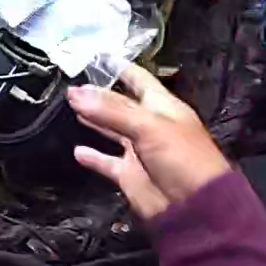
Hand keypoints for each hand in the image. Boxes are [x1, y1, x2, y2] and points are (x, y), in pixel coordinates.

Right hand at [68, 64, 232, 219]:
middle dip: (98, 92)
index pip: (138, 79)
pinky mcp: (129, 174)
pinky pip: (107, 161)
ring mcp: (138, 149)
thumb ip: (110, 109)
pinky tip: (78, 151)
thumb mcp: (148, 126)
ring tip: (70, 105)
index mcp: (161, 106)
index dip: (118, 67)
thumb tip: (75, 94)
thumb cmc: (182, 159)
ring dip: (92, 118)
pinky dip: (93, 156)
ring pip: (110, 129)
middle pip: (119, 103)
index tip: (95, 56)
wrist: (196, 210)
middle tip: (72, 82)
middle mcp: (149, 124)